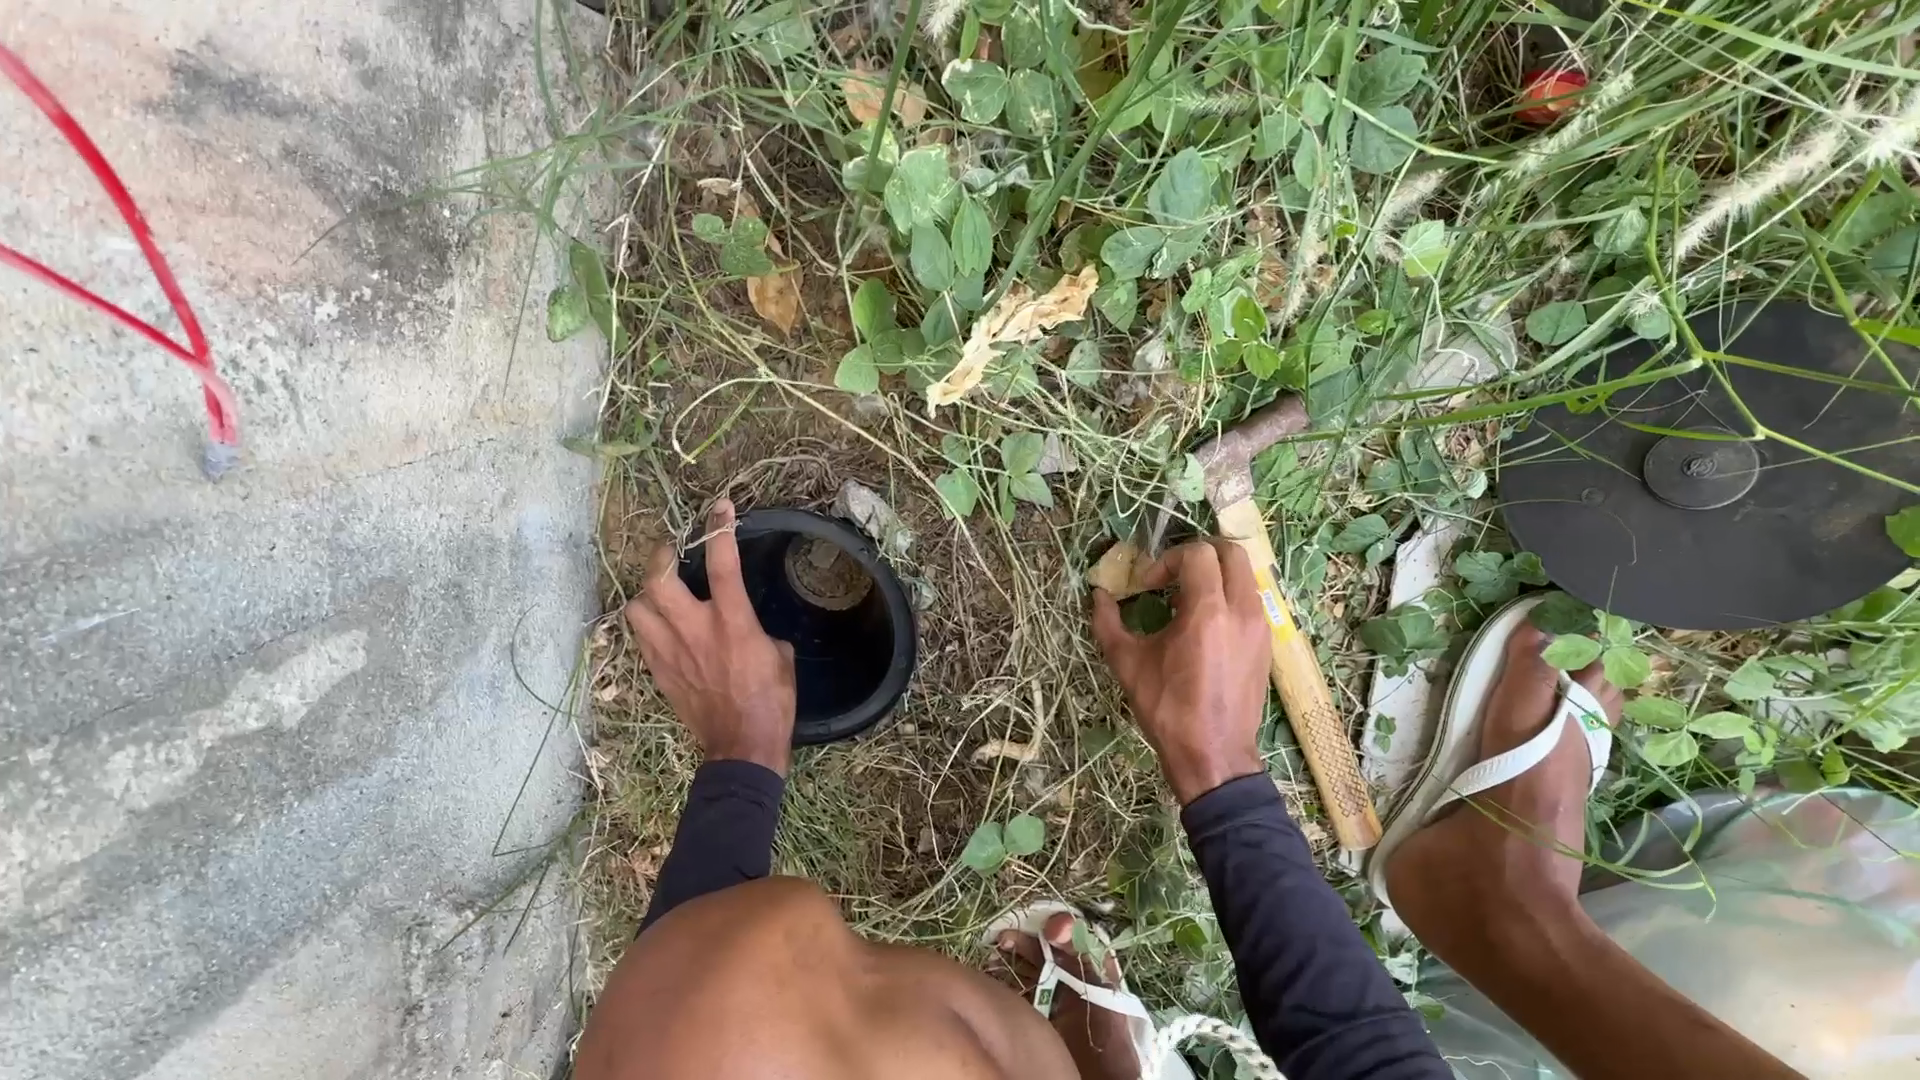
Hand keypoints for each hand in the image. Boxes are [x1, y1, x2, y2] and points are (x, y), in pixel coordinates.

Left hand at [624, 500, 796, 774]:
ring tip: (660, 591)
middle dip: (662, 557)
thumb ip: (759, 631)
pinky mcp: (658, 672)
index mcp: (734, 623)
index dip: (720, 531)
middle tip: (672, 552)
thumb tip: (746, 627)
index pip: (723, 564)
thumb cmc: (773, 701)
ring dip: (646, 594)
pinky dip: (647, 624)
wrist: (742, 746)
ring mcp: (670, 652)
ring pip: (636, 607)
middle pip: (658, 579)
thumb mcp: (781, 656)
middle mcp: (695, 630)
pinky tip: (661, 625)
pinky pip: (640, 637)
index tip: (720, 508)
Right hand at [1091, 540, 1270, 803]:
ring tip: (1187, 601)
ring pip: (1245, 574)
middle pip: (1231, 551)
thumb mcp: (1127, 663)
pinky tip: (1205, 625)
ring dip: (1215, 575)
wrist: (1213, 755)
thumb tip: (1098, 596)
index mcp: (1208, 612)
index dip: (1167, 561)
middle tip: (1172, 577)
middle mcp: (1241, 610)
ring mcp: (1260, 626)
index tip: (1148, 586)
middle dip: (1197, 555)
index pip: (1197, 554)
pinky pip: (1251, 599)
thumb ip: (1107, 623)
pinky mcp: (1266, 643)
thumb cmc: (1166, 709)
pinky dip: (1229, 596)